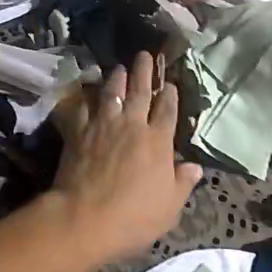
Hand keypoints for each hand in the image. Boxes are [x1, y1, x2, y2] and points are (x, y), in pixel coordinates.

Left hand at [44, 51, 202, 264]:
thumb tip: (193, 166)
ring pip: (111, 94)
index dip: (170, 95)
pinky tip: (86, 91)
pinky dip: (85, 97)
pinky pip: (82, 108)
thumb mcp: (170, 206)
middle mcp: (131, 127)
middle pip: (140, 93)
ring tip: (119, 67)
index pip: (168, 111)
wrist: (85, 216)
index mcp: (159, 143)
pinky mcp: (77, 132)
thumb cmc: (135, 216)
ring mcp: (102, 126)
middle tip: (145, 54)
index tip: (170, 82)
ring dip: (116, 79)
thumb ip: (181, 182)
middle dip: (144, 72)